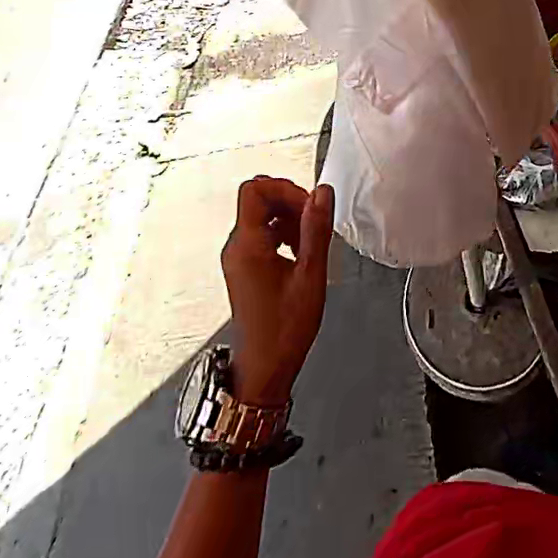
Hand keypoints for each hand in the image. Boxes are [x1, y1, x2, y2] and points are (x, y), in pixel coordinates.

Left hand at [220, 177, 333, 405]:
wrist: (264, 368)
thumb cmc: (284, 331)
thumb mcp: (310, 277)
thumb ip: (316, 230)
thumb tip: (321, 194)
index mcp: (247, 244)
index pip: (256, 190)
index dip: (285, 189)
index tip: (309, 204)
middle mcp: (236, 246)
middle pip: (257, 200)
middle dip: (288, 202)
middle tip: (313, 220)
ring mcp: (237, 256)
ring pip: (259, 216)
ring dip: (286, 218)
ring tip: (308, 241)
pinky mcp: (243, 266)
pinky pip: (260, 234)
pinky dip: (281, 233)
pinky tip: (299, 253)